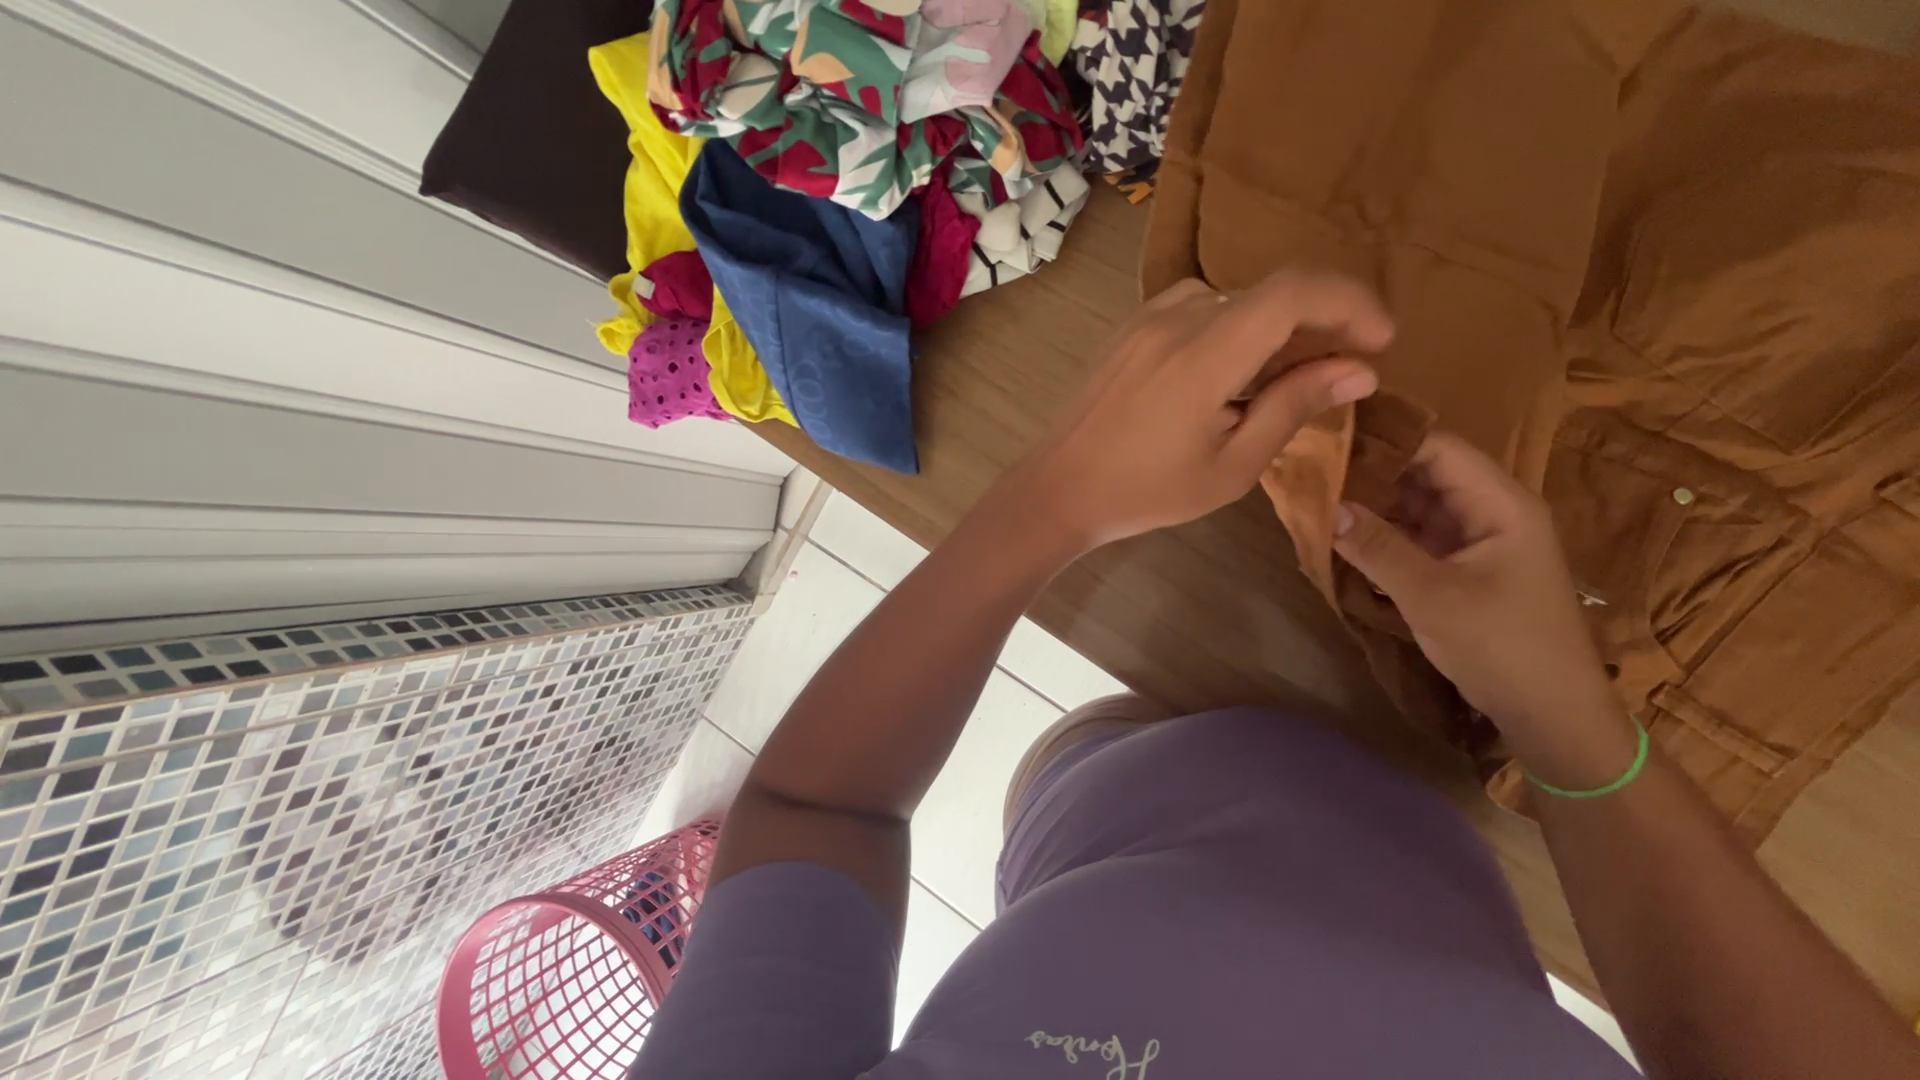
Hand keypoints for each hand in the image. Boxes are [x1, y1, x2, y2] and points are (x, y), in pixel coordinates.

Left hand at [999, 271, 1395, 555]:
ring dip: (1273, 330)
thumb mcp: (1231, 466)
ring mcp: (1146, 317)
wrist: (1056, 489)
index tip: (1381, 340)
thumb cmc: (1145, 491)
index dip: (1351, 302)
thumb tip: (1359, 370)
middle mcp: (1175, 317)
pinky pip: (1199, 310)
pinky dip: (1232, 330)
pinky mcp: (1129, 327)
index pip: (1295, 291)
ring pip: (1235, 301)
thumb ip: (1294, 408)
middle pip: (1268, 294)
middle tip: (1339, 374)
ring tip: (1282, 384)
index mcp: (1204, 353)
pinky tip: (1229, 379)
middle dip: (1319, 324)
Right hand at [1331, 432, 1631, 772]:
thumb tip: (1324, 505)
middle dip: (1371, 469)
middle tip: (1311, 466)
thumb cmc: (1501, 645)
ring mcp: (1475, 540)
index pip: (1438, 447)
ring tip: (1315, 493)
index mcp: (1500, 503)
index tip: (1330, 435)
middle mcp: (1489, 511)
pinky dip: (1380, 533)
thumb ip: (1377, 547)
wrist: (1550, 712)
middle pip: (1424, 472)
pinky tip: (1340, 532)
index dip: (1386, 437)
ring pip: (1416, 505)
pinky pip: (1415, 536)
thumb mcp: (1431, 595)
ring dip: (1372, 502)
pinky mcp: (1461, 568)